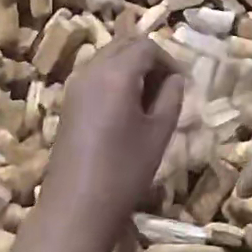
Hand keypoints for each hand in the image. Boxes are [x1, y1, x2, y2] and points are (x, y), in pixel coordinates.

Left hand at [13, 38, 181, 251]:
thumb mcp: (159, 132)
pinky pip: (96, 76)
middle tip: (168, 85)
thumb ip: (171, 96)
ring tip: (150, 99)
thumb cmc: (125, 169)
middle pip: (123, 45)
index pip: (146, 46)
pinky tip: (127, 110)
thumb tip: (175, 78)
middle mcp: (92, 70)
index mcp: (116, 73)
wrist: (77, 207)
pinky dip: (115, 80)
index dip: (169, 59)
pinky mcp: (68, 103)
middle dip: (149, 58)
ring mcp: (75, 86)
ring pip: (107, 58)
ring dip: (131, 68)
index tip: (183, 83)